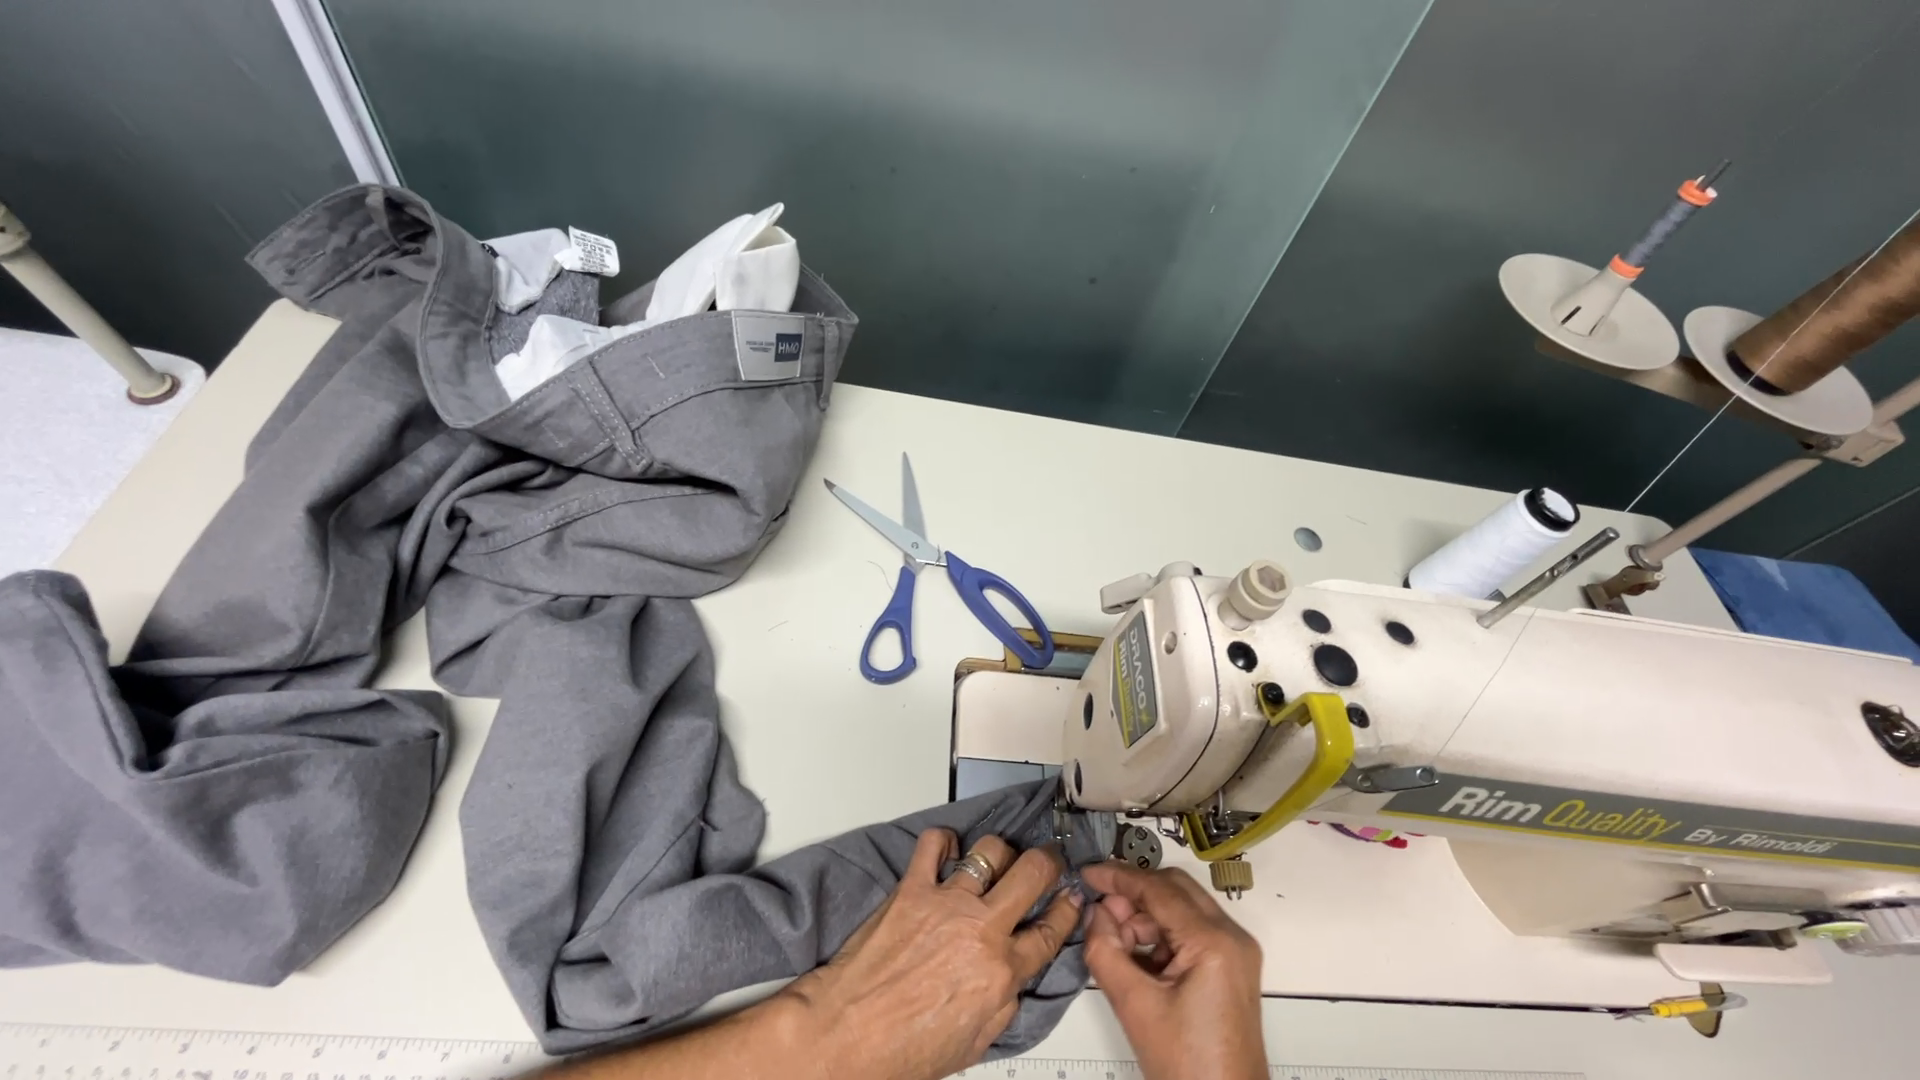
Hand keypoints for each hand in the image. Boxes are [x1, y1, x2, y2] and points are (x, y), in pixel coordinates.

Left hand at [779, 828, 1081, 1079]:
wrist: (849, 1034)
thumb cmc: (902, 1048)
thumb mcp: (974, 1043)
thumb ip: (1003, 1004)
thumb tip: (1010, 978)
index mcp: (1001, 973)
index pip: (1049, 932)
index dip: (1067, 911)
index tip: (1071, 898)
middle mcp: (980, 930)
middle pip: (1033, 874)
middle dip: (1048, 863)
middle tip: (1047, 862)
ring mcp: (946, 903)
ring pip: (990, 851)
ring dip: (999, 851)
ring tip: (998, 858)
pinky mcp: (912, 889)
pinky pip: (933, 844)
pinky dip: (944, 840)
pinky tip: (948, 849)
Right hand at [1081, 862, 1264, 1079]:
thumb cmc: (1184, 1066)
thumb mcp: (1134, 1006)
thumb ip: (1106, 950)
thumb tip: (1095, 912)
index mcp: (1213, 942)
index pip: (1159, 889)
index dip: (1118, 877)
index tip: (1086, 873)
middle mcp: (1232, 936)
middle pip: (1175, 889)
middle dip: (1133, 893)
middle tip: (1100, 910)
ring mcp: (1236, 952)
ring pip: (1182, 907)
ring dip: (1146, 914)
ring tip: (1115, 940)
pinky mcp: (1231, 968)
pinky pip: (1191, 930)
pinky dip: (1161, 934)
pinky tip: (1136, 954)